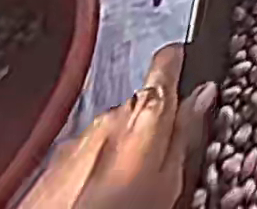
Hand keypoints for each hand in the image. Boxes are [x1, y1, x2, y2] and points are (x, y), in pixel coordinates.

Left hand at [16, 44, 214, 208]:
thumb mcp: (169, 182)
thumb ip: (187, 132)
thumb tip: (203, 94)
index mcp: (146, 112)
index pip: (167, 61)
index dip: (178, 63)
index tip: (185, 71)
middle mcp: (111, 115)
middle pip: (142, 103)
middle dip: (151, 126)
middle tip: (157, 165)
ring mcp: (79, 138)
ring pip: (113, 130)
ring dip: (121, 149)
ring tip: (124, 192)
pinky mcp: (52, 164)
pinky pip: (85, 154)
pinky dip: (94, 169)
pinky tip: (97, 198)